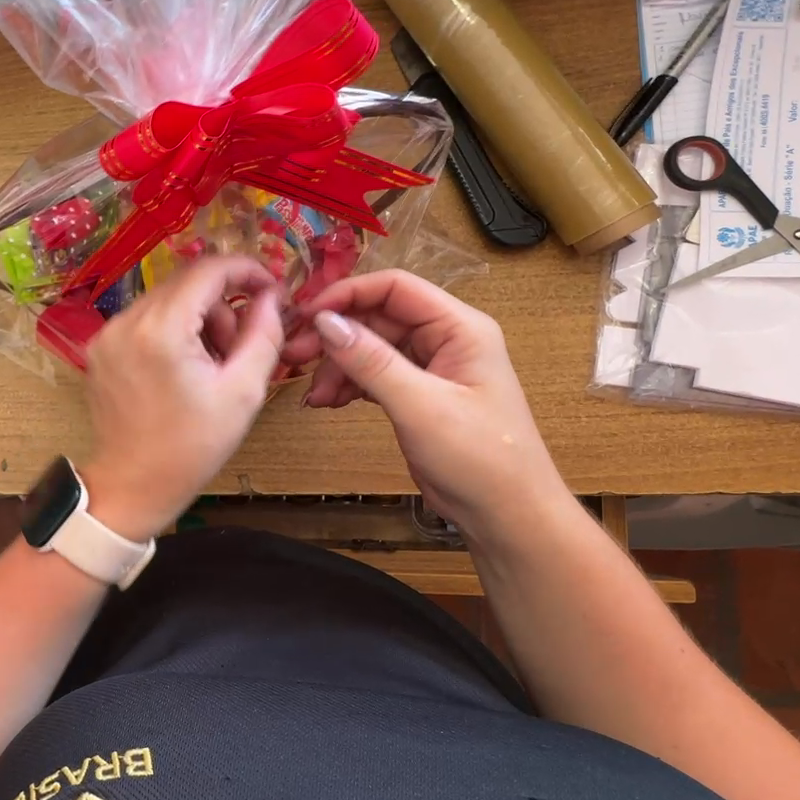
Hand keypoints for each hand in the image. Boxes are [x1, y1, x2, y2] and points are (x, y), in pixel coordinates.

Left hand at [78, 257, 284, 540]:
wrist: (133, 485)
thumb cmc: (192, 447)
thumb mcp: (243, 391)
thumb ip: (263, 333)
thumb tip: (271, 295)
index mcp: (159, 330)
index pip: (207, 270)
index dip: (246, 270)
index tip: (271, 289)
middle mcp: (124, 323)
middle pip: (185, 284)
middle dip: (222, 305)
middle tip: (238, 348)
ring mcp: (105, 335)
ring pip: (164, 301)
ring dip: (196, 319)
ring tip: (211, 364)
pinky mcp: (98, 349)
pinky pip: (142, 321)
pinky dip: (169, 331)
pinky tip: (182, 368)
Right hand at [281, 270, 573, 538]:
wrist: (505, 512)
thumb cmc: (478, 456)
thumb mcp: (419, 405)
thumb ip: (371, 362)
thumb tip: (324, 322)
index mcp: (459, 328)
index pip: (395, 288)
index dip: (346, 295)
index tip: (304, 317)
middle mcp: (444, 338)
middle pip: (375, 317)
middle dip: (333, 335)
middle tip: (293, 358)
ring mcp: (428, 366)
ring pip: (368, 347)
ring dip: (335, 365)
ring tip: (314, 396)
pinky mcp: (414, 393)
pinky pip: (371, 374)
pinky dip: (345, 385)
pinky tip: (327, 403)